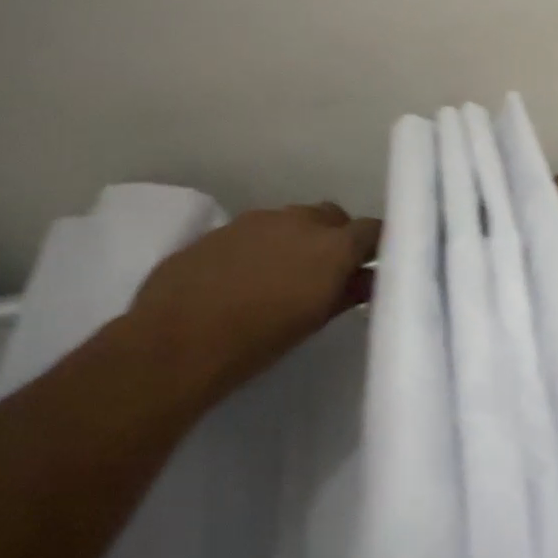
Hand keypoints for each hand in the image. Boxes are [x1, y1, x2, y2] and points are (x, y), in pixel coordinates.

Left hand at [127, 203, 379, 393]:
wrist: (178, 340)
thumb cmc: (260, 339)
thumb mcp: (315, 320)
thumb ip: (348, 292)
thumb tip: (369, 279)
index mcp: (331, 245)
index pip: (372, 229)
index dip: (378, 244)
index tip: (379, 263)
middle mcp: (298, 221)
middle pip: (332, 217)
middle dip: (338, 237)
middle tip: (333, 271)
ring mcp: (256, 220)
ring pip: (293, 220)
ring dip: (300, 239)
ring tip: (289, 274)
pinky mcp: (222, 229)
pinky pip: (257, 230)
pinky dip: (265, 246)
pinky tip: (250, 276)